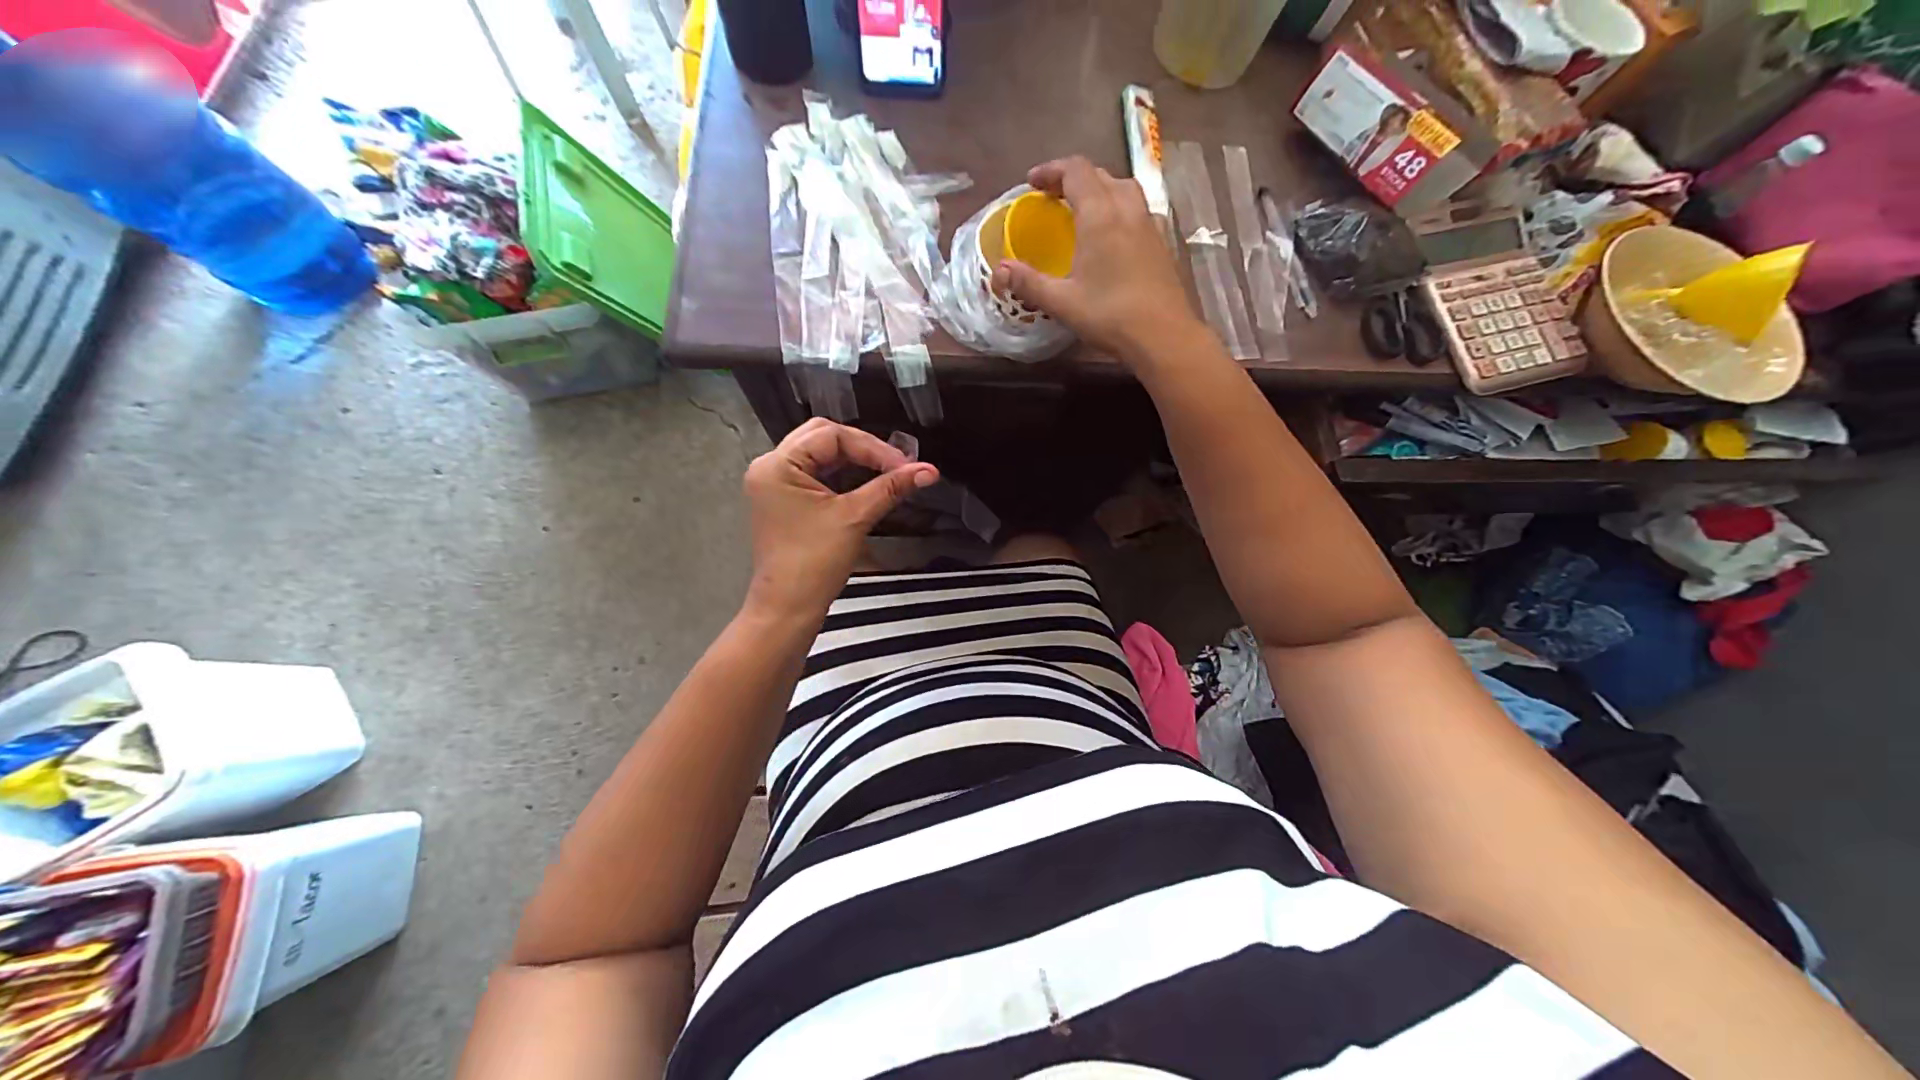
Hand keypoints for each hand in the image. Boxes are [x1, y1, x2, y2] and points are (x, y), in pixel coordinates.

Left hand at [742, 418, 938, 619]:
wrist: (789, 608)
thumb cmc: (813, 564)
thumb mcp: (854, 518)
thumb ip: (890, 488)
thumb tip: (927, 471)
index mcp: (777, 465)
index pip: (831, 436)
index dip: (872, 447)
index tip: (903, 465)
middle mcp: (770, 468)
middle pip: (823, 437)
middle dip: (863, 448)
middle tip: (895, 464)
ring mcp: (776, 485)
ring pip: (821, 455)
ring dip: (854, 460)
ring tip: (887, 471)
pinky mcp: (786, 501)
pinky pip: (817, 474)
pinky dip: (843, 475)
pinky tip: (868, 483)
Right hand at [992, 156, 1202, 362]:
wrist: (1164, 336)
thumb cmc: (1110, 316)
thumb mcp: (1062, 302)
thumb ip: (1029, 282)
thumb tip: (1000, 271)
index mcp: (1100, 215)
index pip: (1076, 170)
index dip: (1052, 170)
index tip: (1032, 183)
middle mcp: (1127, 210)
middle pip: (1100, 175)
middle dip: (1073, 179)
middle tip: (1052, 198)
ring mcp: (1148, 225)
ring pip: (1122, 190)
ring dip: (1098, 191)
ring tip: (1081, 211)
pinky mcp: (1161, 243)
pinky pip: (1136, 211)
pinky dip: (1116, 211)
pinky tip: (1109, 236)